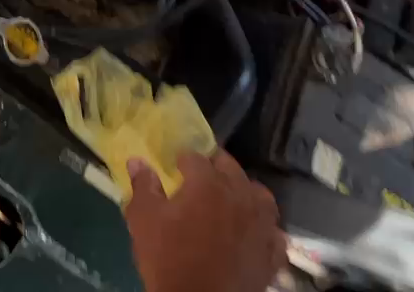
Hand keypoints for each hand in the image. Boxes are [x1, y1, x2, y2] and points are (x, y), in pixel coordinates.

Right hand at [124, 152, 284, 291]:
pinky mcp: (272, 256)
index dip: (182, 158)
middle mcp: (239, 199)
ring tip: (229, 197)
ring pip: (261, 196)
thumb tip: (138, 162)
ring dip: (245, 190)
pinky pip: (275, 232)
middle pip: (232, 168)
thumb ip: (143, 185)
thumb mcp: (143, 217)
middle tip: (198, 175)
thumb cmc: (167, 256)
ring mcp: (261, 228)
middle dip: (214, 165)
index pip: (196, 157)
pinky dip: (264, 226)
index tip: (173, 165)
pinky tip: (251, 231)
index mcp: (207, 185)